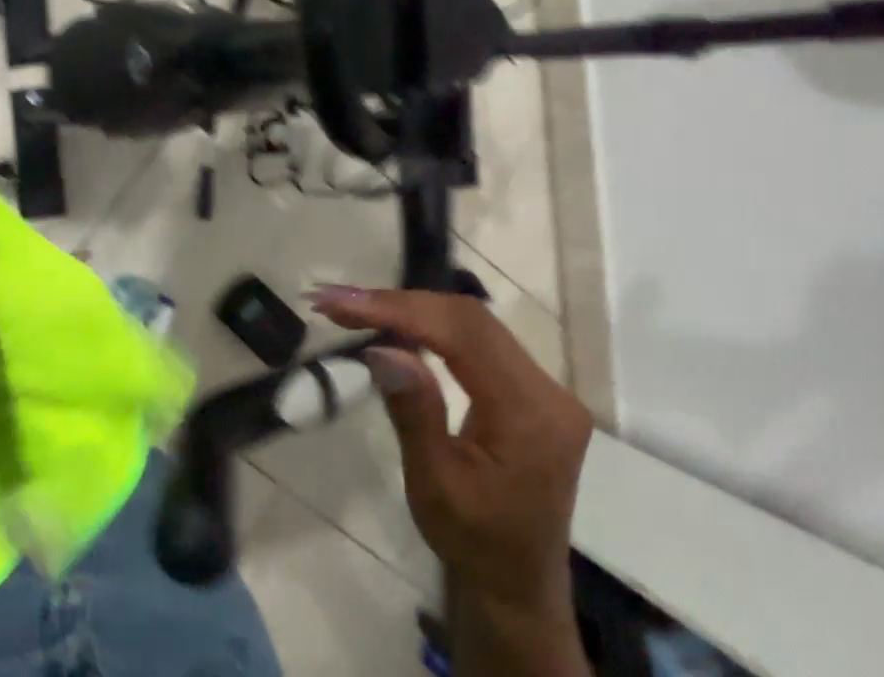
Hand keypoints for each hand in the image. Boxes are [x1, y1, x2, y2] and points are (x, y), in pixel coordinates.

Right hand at [307, 288, 592, 611]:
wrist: (515, 581)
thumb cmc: (471, 540)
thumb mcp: (433, 483)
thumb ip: (414, 411)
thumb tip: (381, 349)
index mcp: (530, 414)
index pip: (464, 336)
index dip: (400, 310)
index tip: (340, 303)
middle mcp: (549, 391)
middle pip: (471, 320)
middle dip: (399, 303)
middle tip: (334, 302)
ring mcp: (545, 389)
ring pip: (474, 325)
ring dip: (411, 310)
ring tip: (352, 308)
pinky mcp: (531, 392)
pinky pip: (479, 342)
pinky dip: (430, 327)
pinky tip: (393, 326)